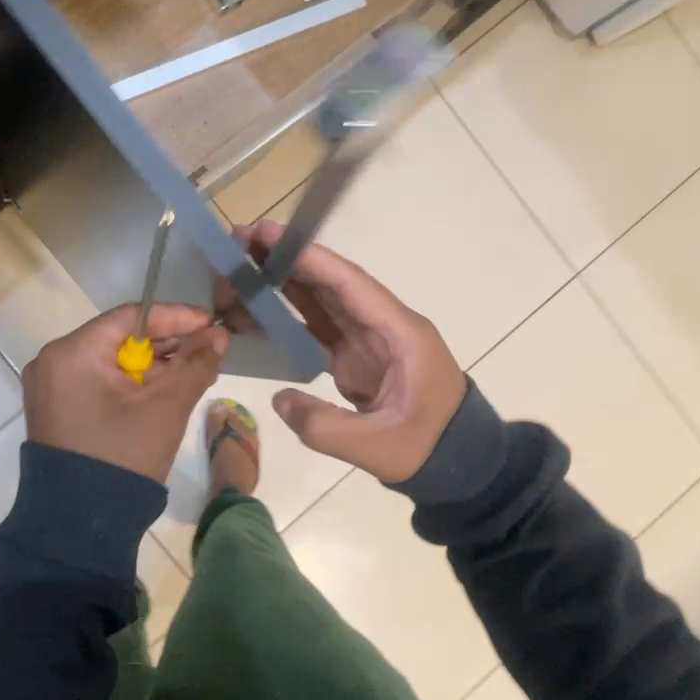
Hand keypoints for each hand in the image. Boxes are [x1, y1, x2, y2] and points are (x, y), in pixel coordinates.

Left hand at [23, 303, 229, 482]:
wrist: (81, 524)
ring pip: (110, 362)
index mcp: (71, 353)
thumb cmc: (124, 456)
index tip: (211, 324)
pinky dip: (130, 385)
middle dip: (167, 344)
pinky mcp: (56, 411)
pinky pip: (98, 384)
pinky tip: (165, 390)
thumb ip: (194, 365)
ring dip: (152, 366)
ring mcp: (51, 389)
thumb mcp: (166, 407)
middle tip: (209, 350)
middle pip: (119, 338)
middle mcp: (53, 363)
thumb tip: (219, 336)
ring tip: (194, 371)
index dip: (176, 318)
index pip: (130, 317)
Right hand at [235, 221, 466, 482]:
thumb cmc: (428, 449)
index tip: (268, 236)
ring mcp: (370, 341)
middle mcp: (384, 326)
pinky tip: (259, 306)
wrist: (459, 462)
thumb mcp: (377, 448)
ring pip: (324, 301)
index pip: (350, 286)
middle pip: (332, 284)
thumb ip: (324, 426)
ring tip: (242, 264)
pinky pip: (319, 326)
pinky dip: (290, 314)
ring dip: (286, 281)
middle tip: (240, 241)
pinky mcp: (357, 358)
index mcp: (400, 334)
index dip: (310, 259)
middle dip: (288, 260)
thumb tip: (279, 399)